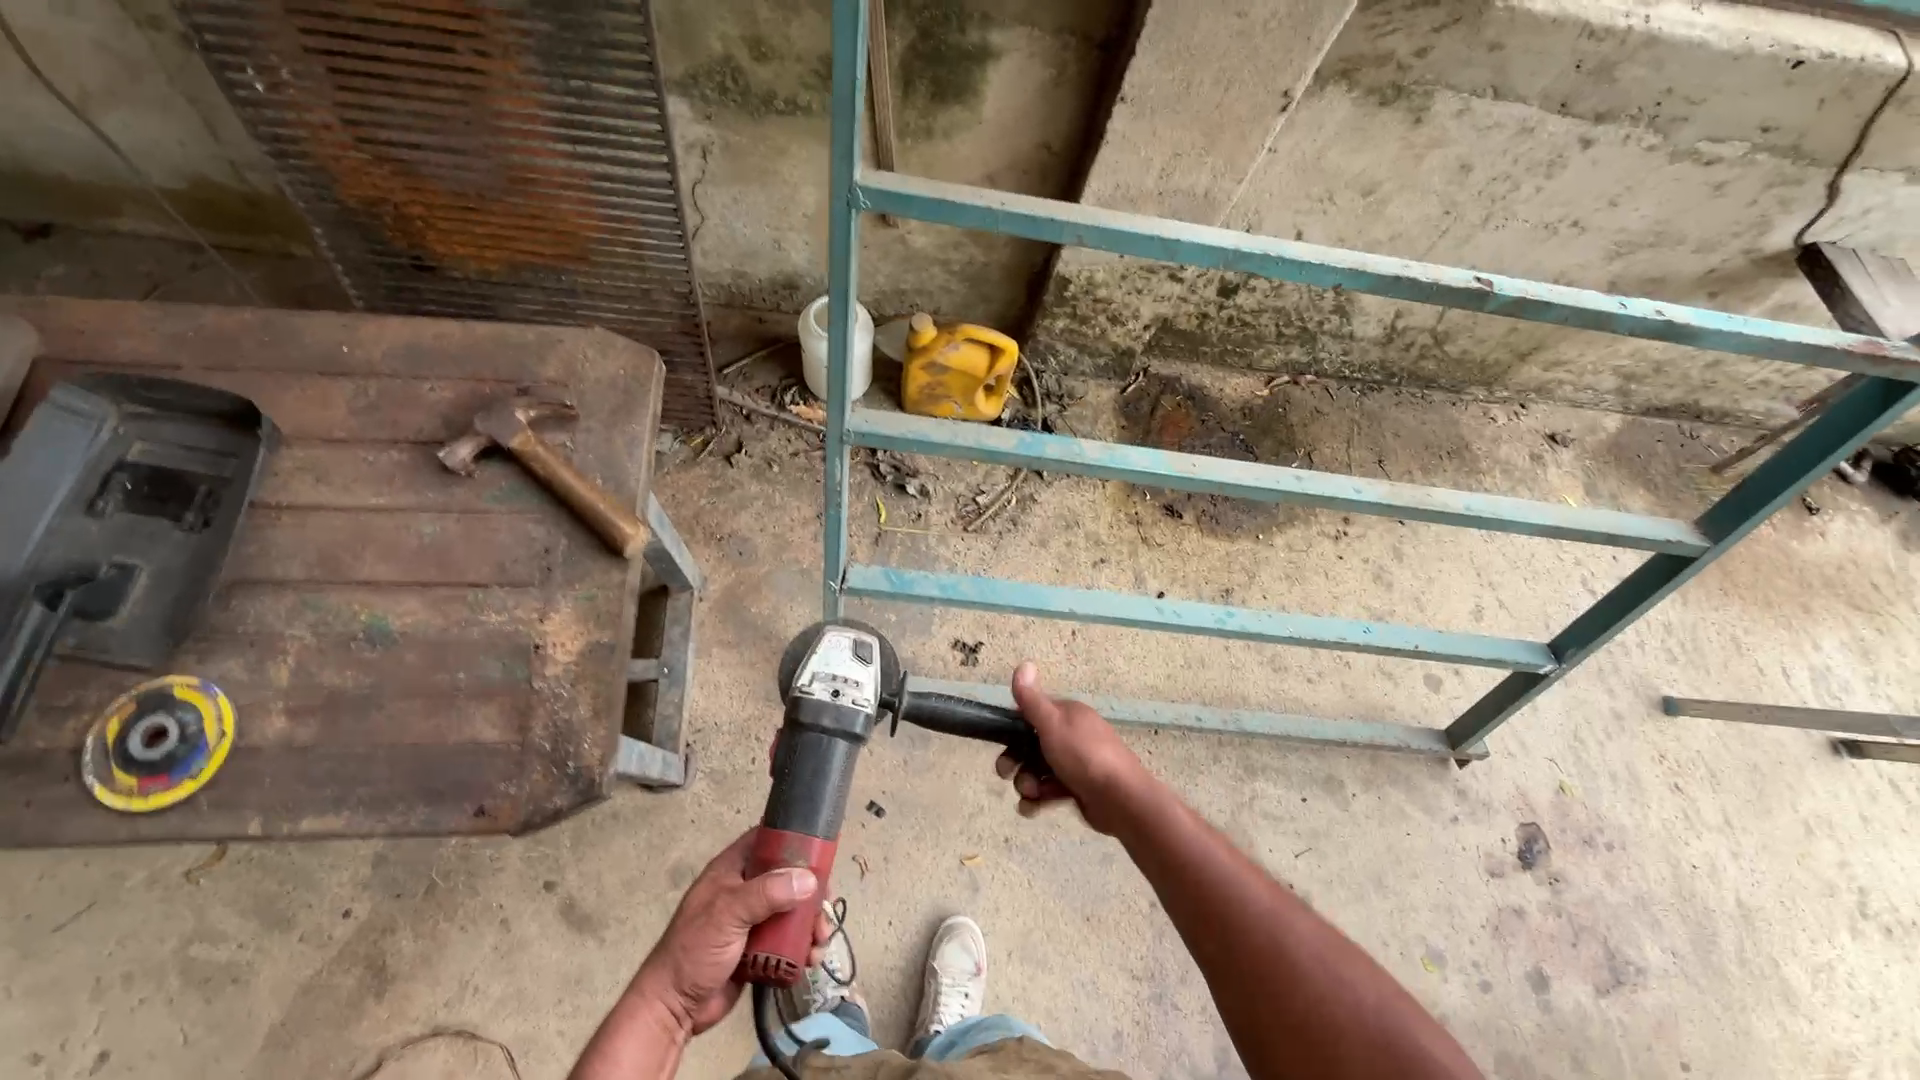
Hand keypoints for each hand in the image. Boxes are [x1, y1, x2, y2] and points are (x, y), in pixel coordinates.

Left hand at [629, 828, 829, 1036]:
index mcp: (732, 870)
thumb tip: (809, 880)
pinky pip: (789, 939)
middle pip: (788, 877)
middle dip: (812, 890)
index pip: (766, 839)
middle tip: (826, 907)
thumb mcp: (728, 914)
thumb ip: (767, 893)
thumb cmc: (694, 950)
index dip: (793, 838)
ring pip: (793, 910)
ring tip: (820, 940)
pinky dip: (804, 945)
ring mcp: (753, 920)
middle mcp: (745, 889)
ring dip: (811, 922)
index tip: (821, 849)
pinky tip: (811, 958)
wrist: (674, 1008)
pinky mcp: (760, 948)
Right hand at [999, 661, 1151, 833]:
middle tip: (1008, 774)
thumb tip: (1024, 663)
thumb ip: (1032, 699)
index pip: (1031, 716)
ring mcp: (1075, 764)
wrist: (1120, 799)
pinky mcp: (1076, 790)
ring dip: (1026, 783)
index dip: (1013, 730)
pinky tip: (1033, 808)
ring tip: (1031, 794)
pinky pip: (1048, 791)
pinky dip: (1037, 800)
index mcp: (1068, 716)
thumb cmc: (1083, 755)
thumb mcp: (1053, 723)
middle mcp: (1071, 736)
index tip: (1002, 743)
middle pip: (1030, 746)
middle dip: (1016, 762)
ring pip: (1037, 771)